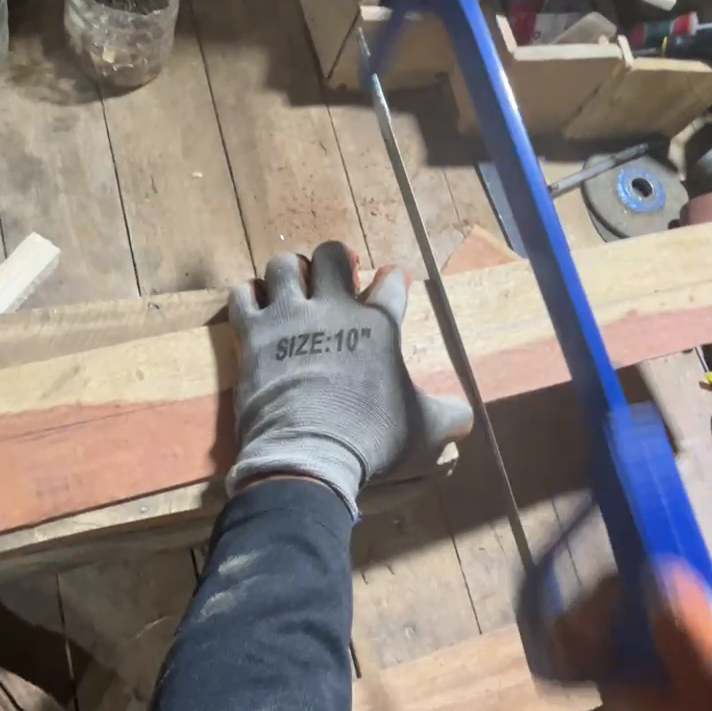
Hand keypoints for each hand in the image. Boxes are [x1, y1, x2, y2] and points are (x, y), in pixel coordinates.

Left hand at [226, 242, 472, 516]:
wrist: (309, 455)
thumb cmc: (371, 440)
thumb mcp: (423, 429)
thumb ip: (448, 415)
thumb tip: (467, 418)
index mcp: (379, 324)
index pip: (390, 284)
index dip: (392, 281)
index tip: (390, 283)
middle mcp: (334, 309)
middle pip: (332, 255)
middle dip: (335, 263)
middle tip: (334, 282)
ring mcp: (290, 318)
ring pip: (284, 265)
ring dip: (289, 274)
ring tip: (292, 291)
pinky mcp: (253, 334)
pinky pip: (243, 294)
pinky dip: (249, 295)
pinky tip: (256, 306)